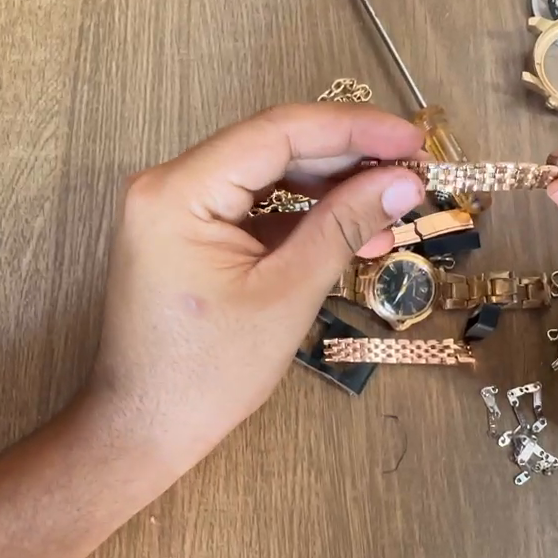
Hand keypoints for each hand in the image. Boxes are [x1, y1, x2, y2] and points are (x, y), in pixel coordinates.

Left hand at [81, 104, 425, 477]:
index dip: (352, 129)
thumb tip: (402, 182)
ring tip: (391, 208)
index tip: (412, 141)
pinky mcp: (185, 233)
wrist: (146, 428)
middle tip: (411, 172)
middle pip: (270, 149)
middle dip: (345, 160)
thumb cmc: (207, 374)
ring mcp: (172, 208)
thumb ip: (343, 226)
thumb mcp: (286, 294)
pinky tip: (350, 231)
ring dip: (328, 191)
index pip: (276, 133)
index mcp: (177, 191)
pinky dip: (298, 219)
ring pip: (265, 178)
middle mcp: (166, 184)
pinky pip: (250, 209)